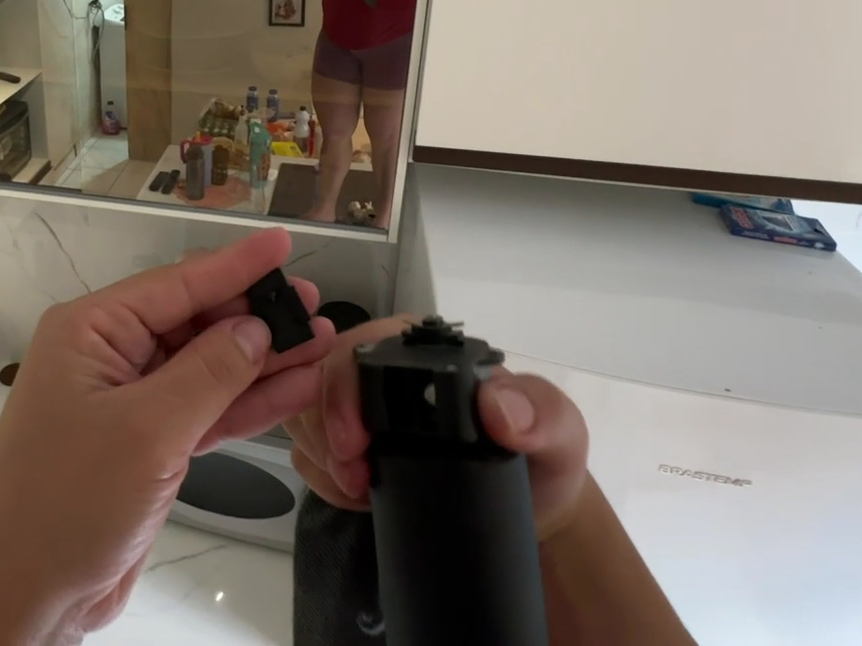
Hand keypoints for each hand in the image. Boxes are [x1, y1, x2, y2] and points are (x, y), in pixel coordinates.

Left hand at [0, 228, 335, 643]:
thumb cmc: (68, 503)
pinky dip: (245, 402)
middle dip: (254, 316)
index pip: (176, 284)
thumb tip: (254, 328)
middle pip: (194, 321)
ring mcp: (128, 399)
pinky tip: (292, 388)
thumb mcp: (146, 430)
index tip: (282, 244)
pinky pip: (203, 409)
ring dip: (260, 360)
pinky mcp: (145, 442)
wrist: (25, 595)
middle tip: (314, 307)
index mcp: (91, 330)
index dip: (235, 265)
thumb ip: (208, 373)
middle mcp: (108, 354)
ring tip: (318, 342)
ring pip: (206, 366)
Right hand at [284, 317, 589, 538]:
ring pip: (303, 410)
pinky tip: (352, 492)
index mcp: (415, 348)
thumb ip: (539, 410)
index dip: (342, 390)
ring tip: (355, 488)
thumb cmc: (540, 461)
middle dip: (323, 430)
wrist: (529, 513)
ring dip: (318, 452)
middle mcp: (378, 368)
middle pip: (316, 378)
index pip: (355, 347)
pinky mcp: (349, 443)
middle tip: (353, 480)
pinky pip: (307, 449)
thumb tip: (494, 406)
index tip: (354, 447)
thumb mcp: (558, 431)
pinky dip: (320, 473)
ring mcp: (358, 406)